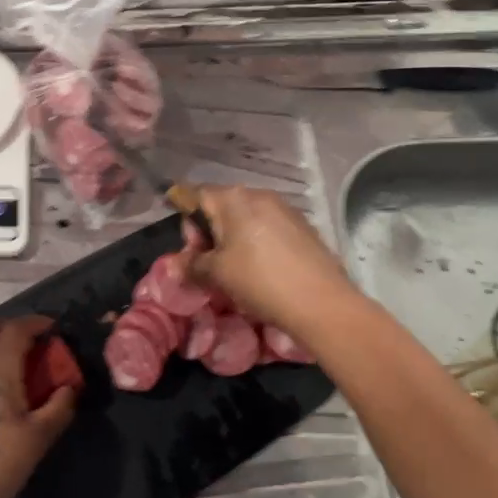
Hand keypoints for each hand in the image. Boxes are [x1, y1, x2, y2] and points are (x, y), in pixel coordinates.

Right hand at [186, 185, 356, 329]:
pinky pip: (269, 228)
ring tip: (238, 271)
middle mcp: (258, 194)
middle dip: (211, 234)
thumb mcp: (217, 275)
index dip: (188, 223)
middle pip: (222, 207)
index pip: (196, 197)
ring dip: (235, 240)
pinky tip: (265, 271)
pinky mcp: (304, 227)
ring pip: (247, 219)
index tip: (193, 253)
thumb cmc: (260, 281)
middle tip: (212, 266)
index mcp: (233, 198)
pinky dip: (258, 244)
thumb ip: (191, 265)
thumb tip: (174, 265)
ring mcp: (285, 209)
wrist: (322, 303)